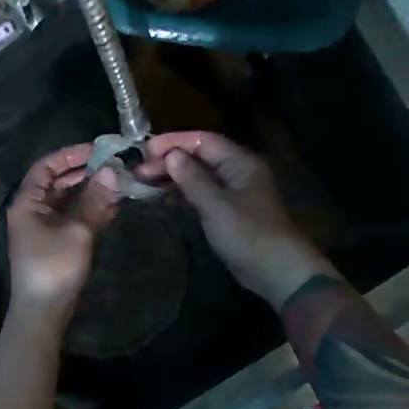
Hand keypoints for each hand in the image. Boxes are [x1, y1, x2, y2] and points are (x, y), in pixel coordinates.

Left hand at [6, 145, 120, 329]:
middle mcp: (32, 211)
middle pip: (59, 182)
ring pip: (69, 200)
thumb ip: (95, 200)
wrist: (43, 310)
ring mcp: (44, 227)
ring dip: (93, 191)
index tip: (99, 149)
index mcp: (27, 203)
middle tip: (118, 165)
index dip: (70, 155)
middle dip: (87, 172)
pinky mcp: (56, 242)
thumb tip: (111, 171)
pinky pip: (74, 217)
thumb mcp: (77, 231)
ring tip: (121, 182)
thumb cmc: (54, 267)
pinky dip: (92, 209)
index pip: (45, 167)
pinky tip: (115, 204)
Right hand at [133, 131, 335, 307]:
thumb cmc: (246, 233)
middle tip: (136, 172)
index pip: (203, 141)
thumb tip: (170, 155)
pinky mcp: (224, 209)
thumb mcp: (215, 204)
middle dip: (168, 160)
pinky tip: (160, 197)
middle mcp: (236, 171)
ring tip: (142, 182)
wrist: (272, 267)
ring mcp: (231, 191)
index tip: (143, 150)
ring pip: (196, 174)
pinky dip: (178, 192)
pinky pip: (198, 192)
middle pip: (198, 156)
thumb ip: (192, 179)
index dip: (173, 142)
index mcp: (240, 163)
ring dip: (170, 176)